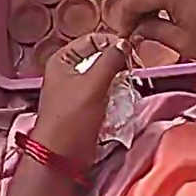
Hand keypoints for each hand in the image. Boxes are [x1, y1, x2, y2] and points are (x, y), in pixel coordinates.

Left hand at [32, 33, 127, 169]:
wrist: (63, 155)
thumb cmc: (72, 117)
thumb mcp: (92, 84)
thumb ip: (110, 60)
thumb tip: (124, 42)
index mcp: (62, 60)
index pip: (90, 40)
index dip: (110, 43)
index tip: (131, 51)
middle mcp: (67, 71)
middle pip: (98, 57)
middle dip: (116, 62)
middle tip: (134, 68)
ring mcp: (76, 89)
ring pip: (103, 75)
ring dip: (118, 78)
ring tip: (130, 83)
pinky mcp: (85, 105)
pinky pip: (104, 91)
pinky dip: (114, 92)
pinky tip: (124, 97)